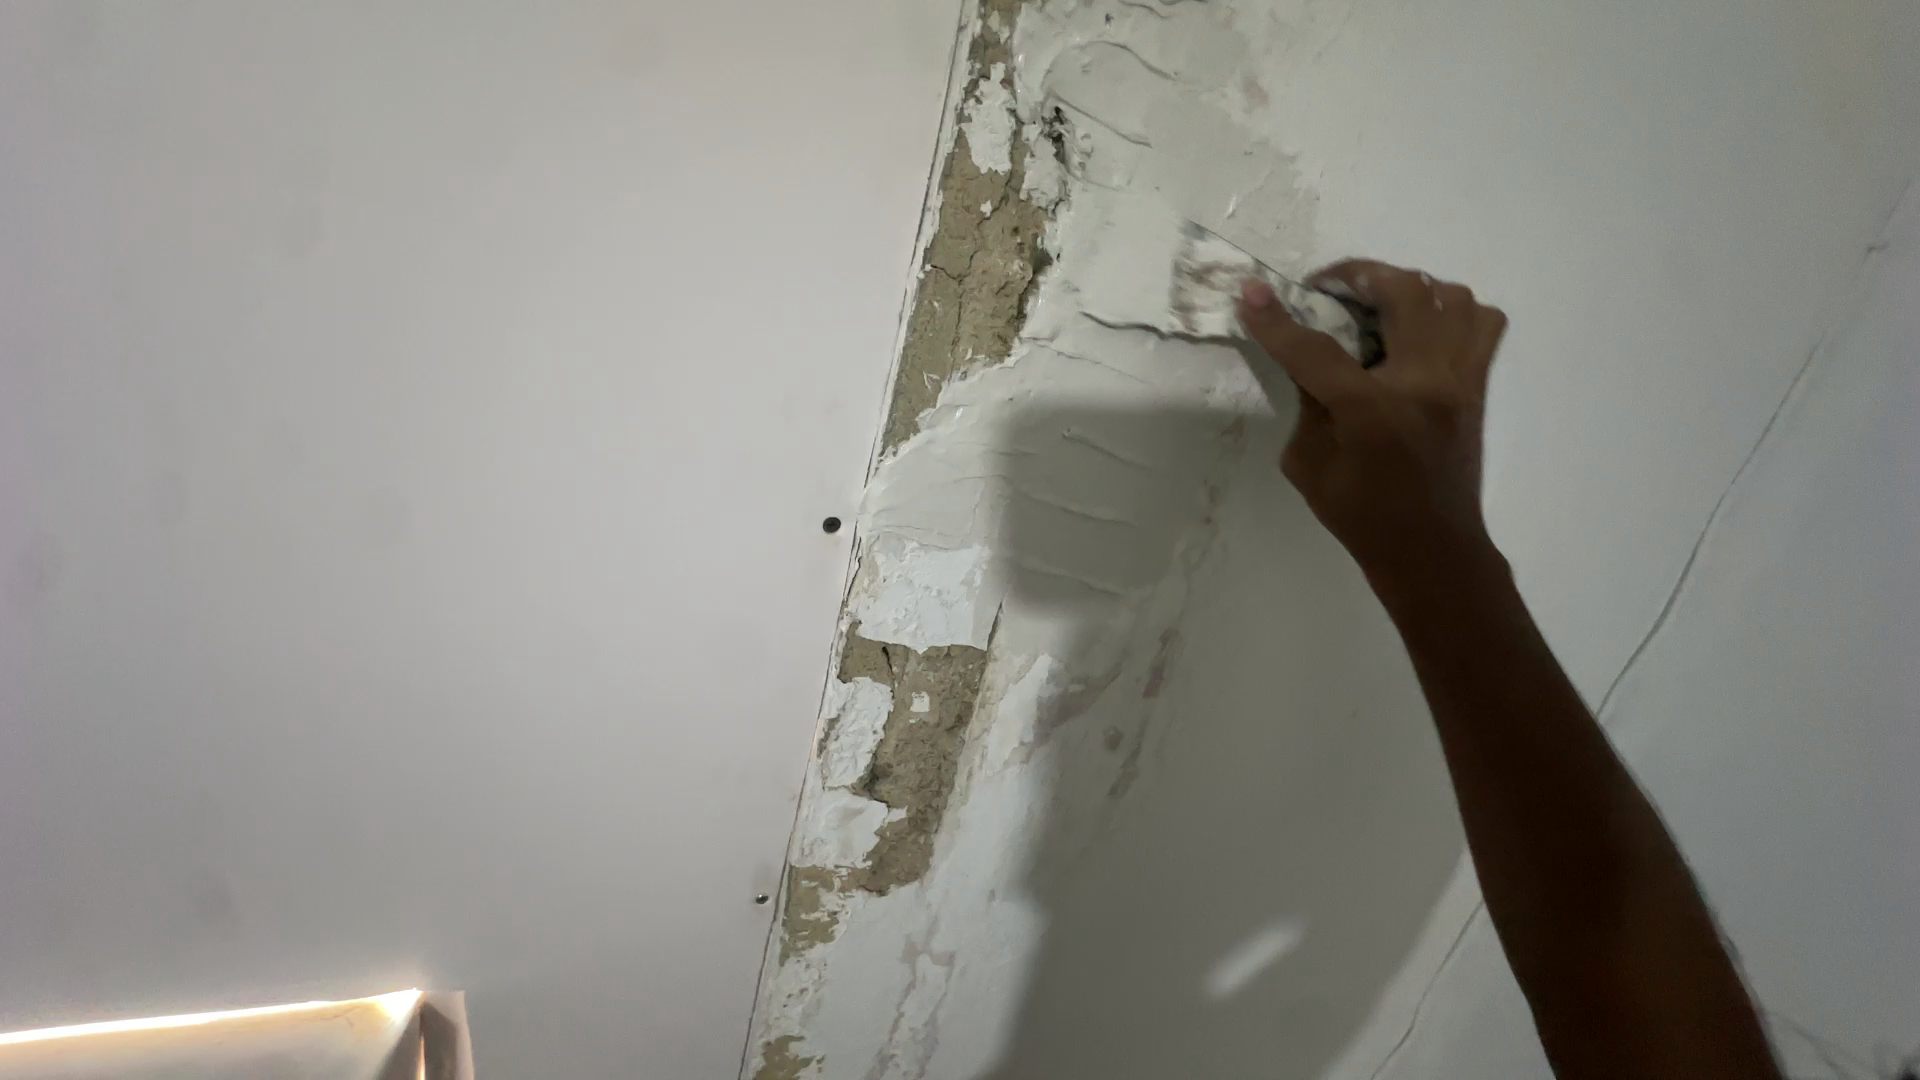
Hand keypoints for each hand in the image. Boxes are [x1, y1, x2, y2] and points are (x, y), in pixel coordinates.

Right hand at [1237, 260, 1507, 583]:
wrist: (1428, 546)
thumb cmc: (1358, 513)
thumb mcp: (1308, 462)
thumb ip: (1310, 404)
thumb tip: (1312, 363)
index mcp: (1370, 410)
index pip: (1314, 350)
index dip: (1276, 320)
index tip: (1251, 291)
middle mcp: (1423, 382)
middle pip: (1401, 293)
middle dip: (1356, 276)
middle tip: (1326, 286)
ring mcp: (1460, 380)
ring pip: (1450, 296)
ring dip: (1408, 287)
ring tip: (1375, 302)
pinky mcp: (1478, 385)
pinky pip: (1481, 323)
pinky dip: (1451, 310)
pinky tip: (1420, 327)